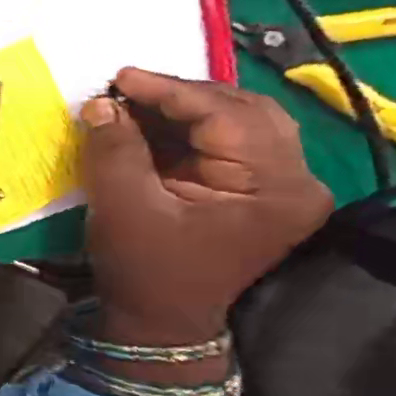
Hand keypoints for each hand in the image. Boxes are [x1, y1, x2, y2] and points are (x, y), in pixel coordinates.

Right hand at [79, 67, 331, 346]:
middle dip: (182, 94)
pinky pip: (229, 142)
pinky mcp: (258, 190)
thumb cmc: (144, 266)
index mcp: (274, 187)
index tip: (119, 77)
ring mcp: (281, 185)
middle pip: (244, 111)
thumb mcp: (122, 205)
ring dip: (186, 107)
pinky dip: (188, 127)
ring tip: (134, 100)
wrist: (160, 318)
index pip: (227, 115)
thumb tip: (100, 103)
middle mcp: (295, 180)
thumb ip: (115, 150)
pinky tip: (151, 122)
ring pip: (240, 121)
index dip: (170, 91)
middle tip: (125, 86)